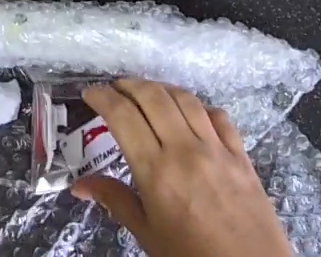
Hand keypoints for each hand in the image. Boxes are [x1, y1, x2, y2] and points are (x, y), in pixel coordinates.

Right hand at [72, 79, 292, 256]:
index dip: (102, 97)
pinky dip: (199, 106)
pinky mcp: (241, 155)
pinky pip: (218, 116)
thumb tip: (79, 185)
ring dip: (161, 88)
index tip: (90, 93)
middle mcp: (185, 150)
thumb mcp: (148, 235)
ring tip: (147, 93)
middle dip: (128, 84)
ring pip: (184, 98)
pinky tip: (190, 113)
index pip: (122, 116)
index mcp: (156, 171)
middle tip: (114, 89)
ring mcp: (216, 149)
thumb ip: (115, 200)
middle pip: (152, 96)